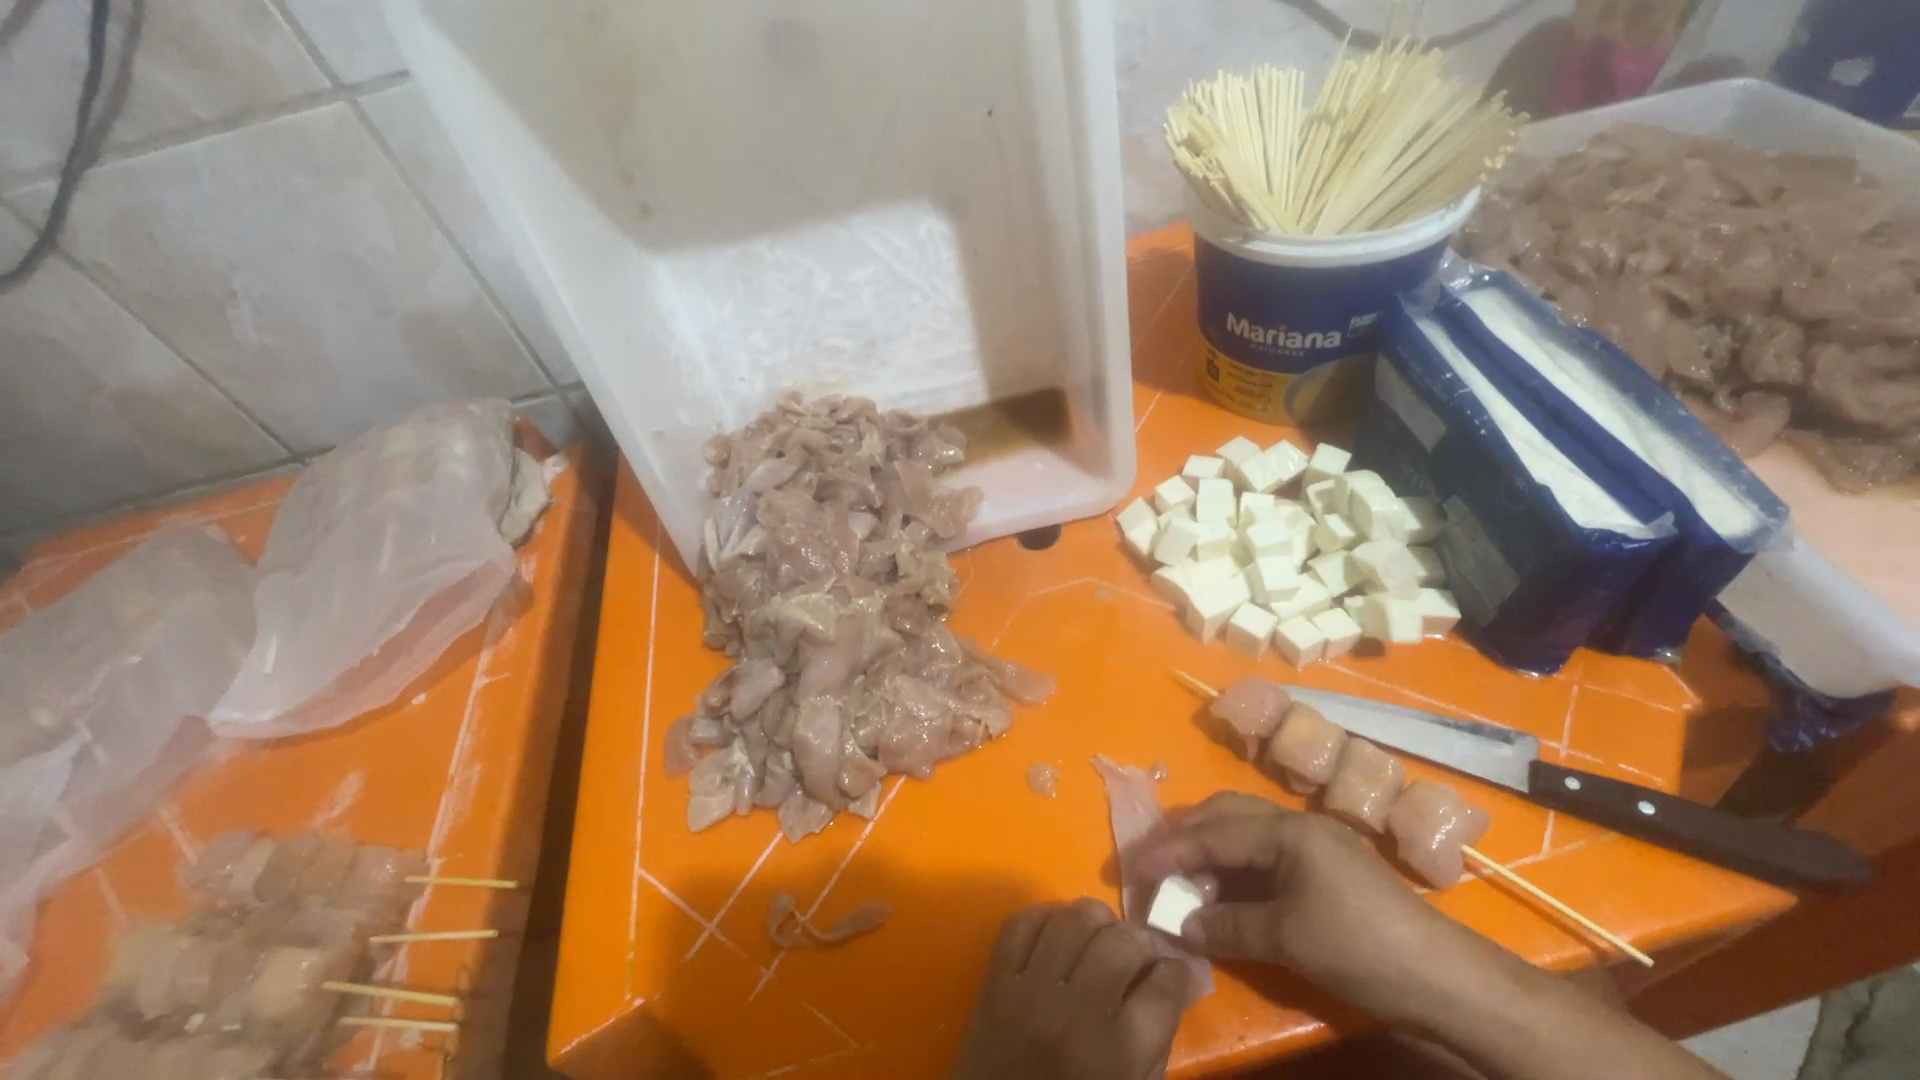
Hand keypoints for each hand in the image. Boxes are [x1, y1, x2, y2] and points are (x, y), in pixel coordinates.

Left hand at [954, 898, 1189, 1079]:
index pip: (1164, 986)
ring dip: (1097, 920)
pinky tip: (1058, 932)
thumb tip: (1179, 983)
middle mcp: (1075, 1013)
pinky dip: (1045, 917)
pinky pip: (1021, 923)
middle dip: (1142, 941)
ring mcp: (1029, 991)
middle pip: (1122, 942)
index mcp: (1117, 1053)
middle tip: (1141, 955)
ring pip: (1073, 919)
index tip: (1176, 973)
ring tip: (1101, 937)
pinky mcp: (994, 982)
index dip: (1179, 972)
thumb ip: (1158, 1039)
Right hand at [1130, 792, 1475, 1024]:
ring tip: (1184, 881)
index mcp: (1288, 830)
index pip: (1213, 832)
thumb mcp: (1286, 938)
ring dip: (1210, 852)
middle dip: (1186, 836)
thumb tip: (1180, 924)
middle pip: (1226, 815)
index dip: (1170, 851)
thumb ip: (1226, 926)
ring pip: (1246, 833)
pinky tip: (1225, 893)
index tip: (1135, 869)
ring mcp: (1316, 845)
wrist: (1442, 978)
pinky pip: (1266, 855)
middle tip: (1155, 862)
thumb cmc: (1359, 947)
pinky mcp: (1327, 869)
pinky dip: (1236, 869)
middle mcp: (1299, 825)